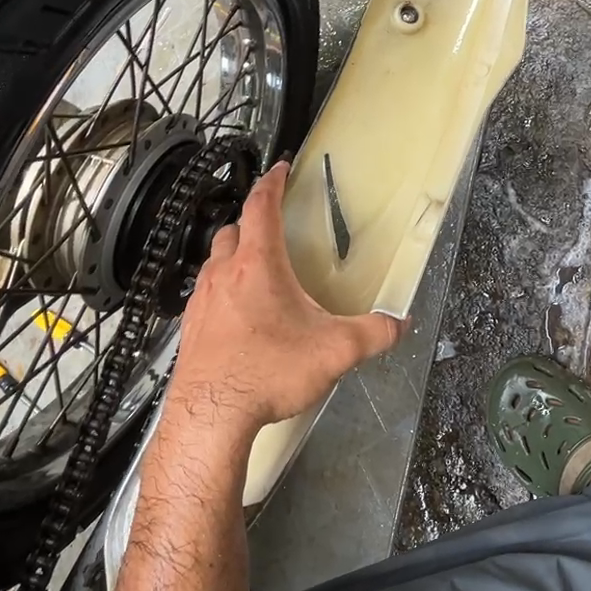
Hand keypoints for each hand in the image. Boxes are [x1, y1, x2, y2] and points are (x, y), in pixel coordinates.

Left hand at [165, 161, 402, 435]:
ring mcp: (201, 303)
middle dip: (251, 222)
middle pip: (232, 230)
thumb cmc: (268, 373)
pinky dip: (221, 291)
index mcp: (259, 265)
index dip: (272, 183)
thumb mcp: (337, 350)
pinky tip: (239, 315)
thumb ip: (375, 332)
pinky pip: (204, 296)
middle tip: (273, 226)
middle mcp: (225, 275)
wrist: (210, 420)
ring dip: (233, 256)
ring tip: (258, 271)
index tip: (280, 169)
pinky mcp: (190, 330)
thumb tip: (401, 325)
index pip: (260, 206)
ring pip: (214, 262)